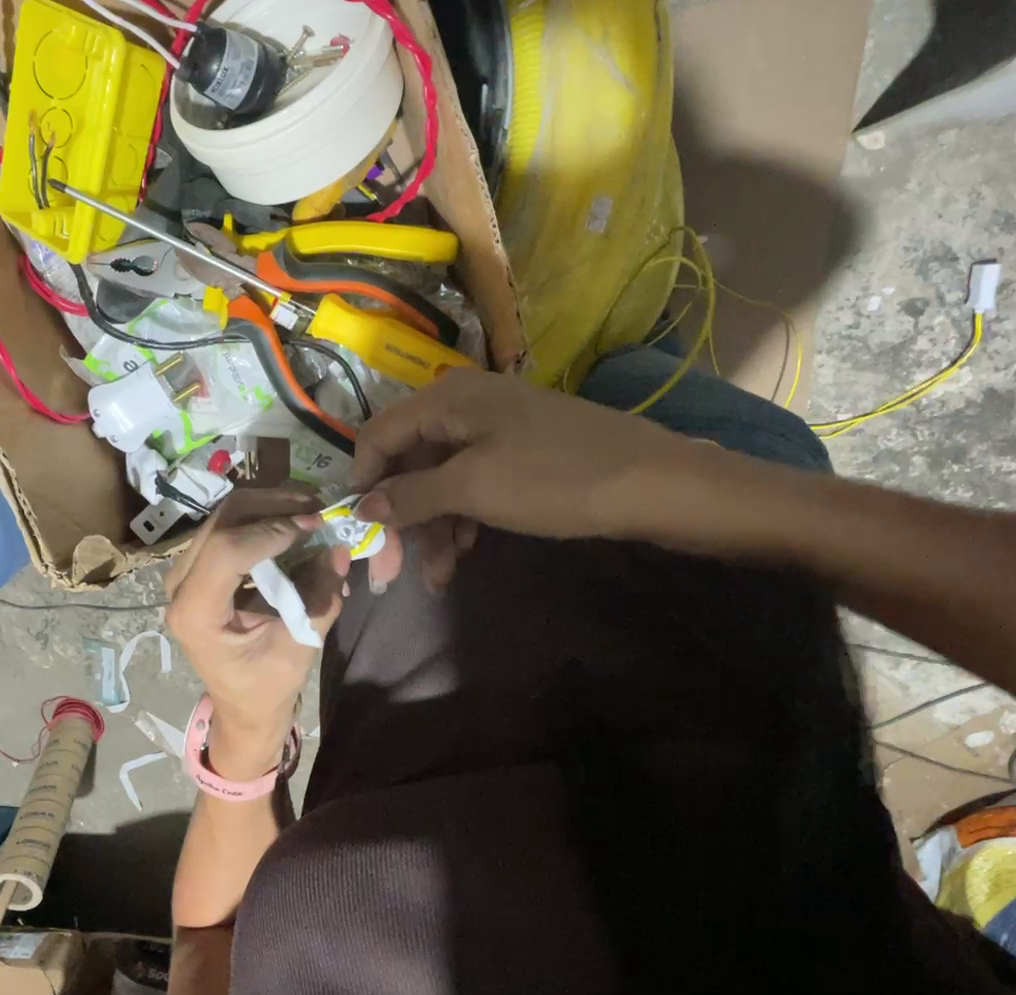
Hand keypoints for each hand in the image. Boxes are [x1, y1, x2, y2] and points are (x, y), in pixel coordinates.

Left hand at [165, 490, 349, 777]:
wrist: (241, 707)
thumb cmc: (265, 687)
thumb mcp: (298, 648)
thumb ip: (318, 598)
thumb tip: (340, 550)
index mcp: (195, 613)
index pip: (227, 549)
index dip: (272, 530)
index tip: (315, 525)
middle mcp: (179, 585)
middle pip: (224, 520)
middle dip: (274, 505)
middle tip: (319, 507)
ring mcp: (185, 572)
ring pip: (226, 516)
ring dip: (271, 506)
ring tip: (311, 512)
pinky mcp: (198, 567)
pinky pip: (229, 528)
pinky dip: (263, 519)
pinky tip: (295, 524)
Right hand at [350, 368, 698, 546]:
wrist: (655, 483)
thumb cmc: (553, 478)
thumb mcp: (473, 488)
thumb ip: (411, 495)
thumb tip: (363, 505)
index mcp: (447, 398)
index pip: (378, 434)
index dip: (363, 481)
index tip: (360, 530)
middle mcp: (465, 404)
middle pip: (409, 461)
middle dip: (400, 515)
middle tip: (396, 569)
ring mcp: (495, 428)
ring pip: (441, 478)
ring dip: (432, 526)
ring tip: (438, 575)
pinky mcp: (520, 452)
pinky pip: (472, 482)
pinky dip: (462, 517)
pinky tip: (466, 550)